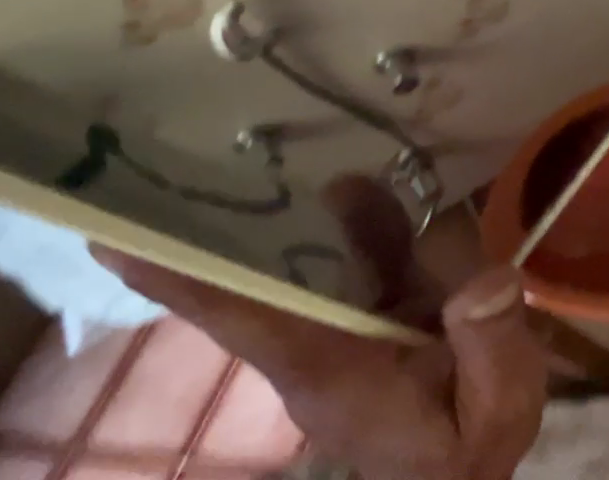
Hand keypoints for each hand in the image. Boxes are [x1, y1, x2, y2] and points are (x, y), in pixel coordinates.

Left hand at [94, 177, 547, 479]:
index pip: (247, 318)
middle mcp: (318, 346)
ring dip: (319, 214)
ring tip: (318, 160)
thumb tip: (485, 278)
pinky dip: (368, 222)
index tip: (109, 238)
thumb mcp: (500, 407)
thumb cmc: (469, 450)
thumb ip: (491, 346)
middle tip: (185, 170)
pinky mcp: (374, 322)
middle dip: (222, 231)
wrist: (462, 474)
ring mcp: (345, 332)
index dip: (182, 279)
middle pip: (260, 282)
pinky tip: (372, 187)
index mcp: (333, 368)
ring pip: (318, 262)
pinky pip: (364, 262)